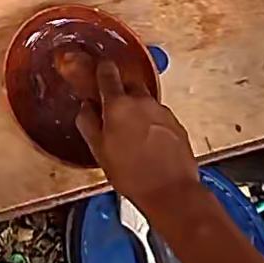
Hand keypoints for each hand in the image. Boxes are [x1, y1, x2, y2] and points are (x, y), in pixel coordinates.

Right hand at [75, 60, 200, 210]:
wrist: (172, 193)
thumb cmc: (131, 174)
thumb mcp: (98, 150)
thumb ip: (87, 122)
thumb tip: (86, 107)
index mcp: (117, 104)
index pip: (107, 72)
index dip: (102, 69)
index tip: (99, 71)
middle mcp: (141, 102)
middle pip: (129, 83)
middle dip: (121, 91)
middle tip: (114, 108)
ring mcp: (162, 112)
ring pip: (145, 101)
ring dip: (137, 109)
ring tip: (133, 132)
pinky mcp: (177, 125)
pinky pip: (159, 116)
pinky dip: (152, 122)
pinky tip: (149, 142)